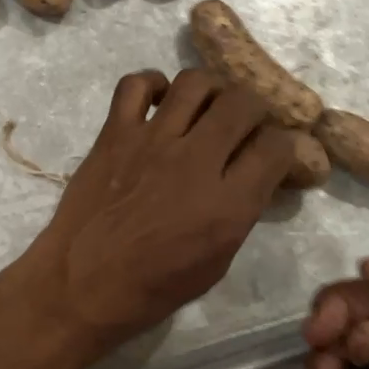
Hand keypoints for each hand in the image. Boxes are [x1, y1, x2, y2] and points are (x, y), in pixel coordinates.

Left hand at [19, 69, 291, 351]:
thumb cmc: (153, 286)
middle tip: (244, 121)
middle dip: (254, 107)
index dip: (284, 144)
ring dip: (209, 89)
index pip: (275, 148)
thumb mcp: (216, 261)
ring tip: (206, 105)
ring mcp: (152, 141)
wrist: (83, 282)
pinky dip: (151, 83)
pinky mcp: (115, 132)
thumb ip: (239, 210)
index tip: (276, 149)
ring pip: (194, 83)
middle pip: (241, 104)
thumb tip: (253, 175)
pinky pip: (135, 84)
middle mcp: (195, 162)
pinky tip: (158, 100)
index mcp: (227, 205)